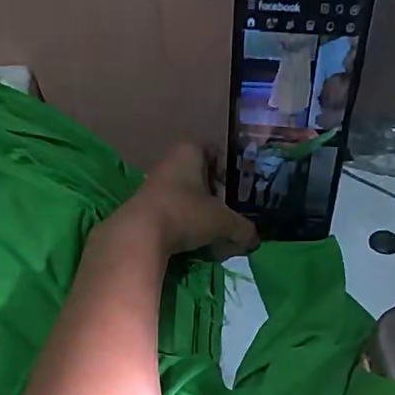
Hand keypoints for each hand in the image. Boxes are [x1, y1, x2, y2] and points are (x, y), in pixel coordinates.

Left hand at [103, 143, 258, 260]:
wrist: (139, 235)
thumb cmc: (185, 213)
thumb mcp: (222, 221)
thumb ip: (242, 227)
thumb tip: (255, 239)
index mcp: (189, 152)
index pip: (216, 152)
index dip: (229, 170)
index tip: (238, 192)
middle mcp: (170, 162)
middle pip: (202, 176)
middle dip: (217, 196)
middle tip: (229, 215)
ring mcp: (155, 185)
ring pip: (188, 196)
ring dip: (201, 213)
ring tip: (214, 233)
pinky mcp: (146, 208)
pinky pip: (174, 212)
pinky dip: (185, 225)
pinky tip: (194, 242)